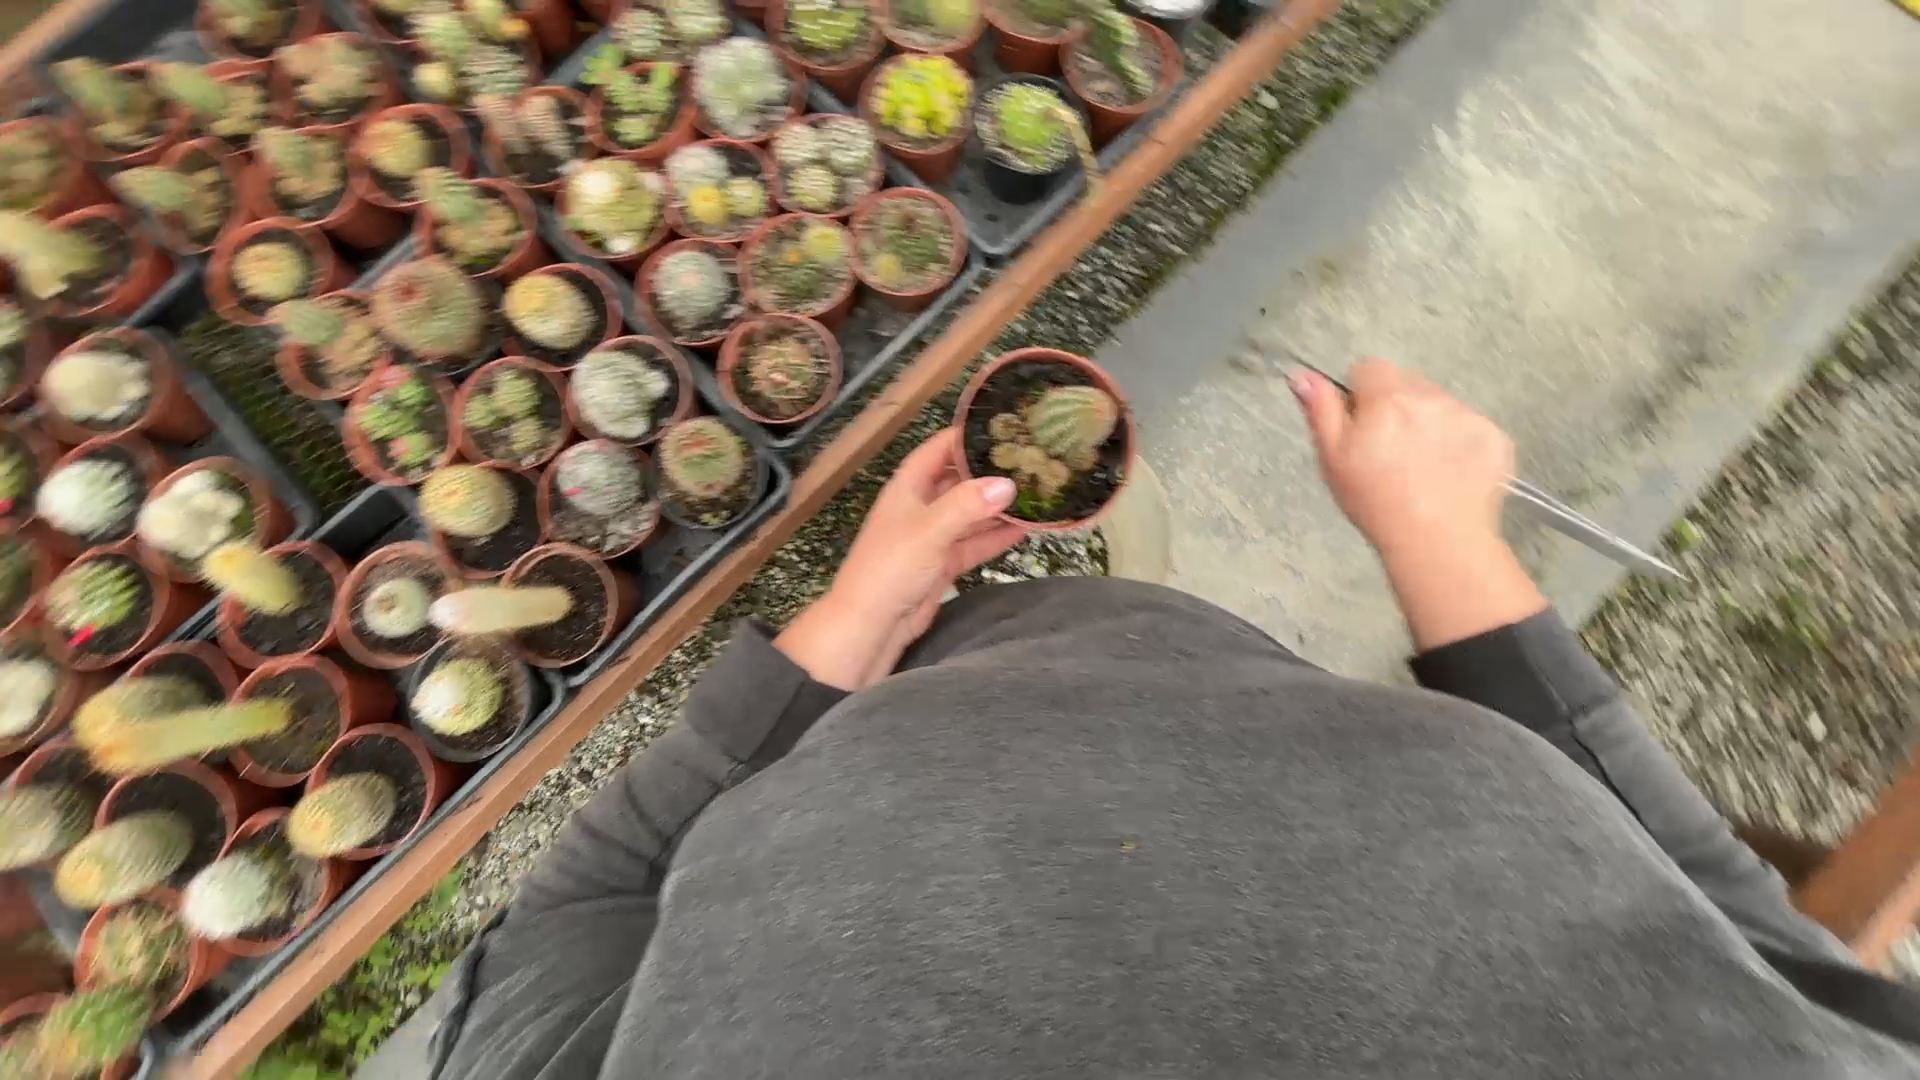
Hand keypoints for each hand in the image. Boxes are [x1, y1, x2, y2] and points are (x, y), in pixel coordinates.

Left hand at [775, 430, 1028, 688]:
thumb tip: (1008, 483)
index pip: (938, 449)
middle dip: (989, 472)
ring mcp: (932, 537)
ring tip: (1037, 493)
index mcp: (907, 488)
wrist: (871, 625)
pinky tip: (1025, 529)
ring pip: (970, 515)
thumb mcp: (930, 530)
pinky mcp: (942, 565)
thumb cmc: (890, 568)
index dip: (965, 436)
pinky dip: (995, 537)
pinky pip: (973, 544)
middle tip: (1030, 460)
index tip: (1002, 425)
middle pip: (959, 481)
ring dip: (998, 507)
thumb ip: (968, 505)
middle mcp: (920, 507)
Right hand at [1293, 360, 1546, 648]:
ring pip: (1438, 403)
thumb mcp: (1332, 458)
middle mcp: (1430, 397)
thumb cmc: (1374, 501)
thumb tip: (1303, 375)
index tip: (1359, 424)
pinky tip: (1445, 472)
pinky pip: (1469, 425)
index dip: (1359, 394)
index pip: (1369, 368)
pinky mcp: (1495, 436)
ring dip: (1425, 421)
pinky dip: (1456, 441)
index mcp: (1386, 399)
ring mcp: (1467, 415)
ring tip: (1418, 464)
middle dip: (1394, 405)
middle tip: (1387, 449)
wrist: (1437, 539)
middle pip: (1406, 383)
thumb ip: (1320, 411)